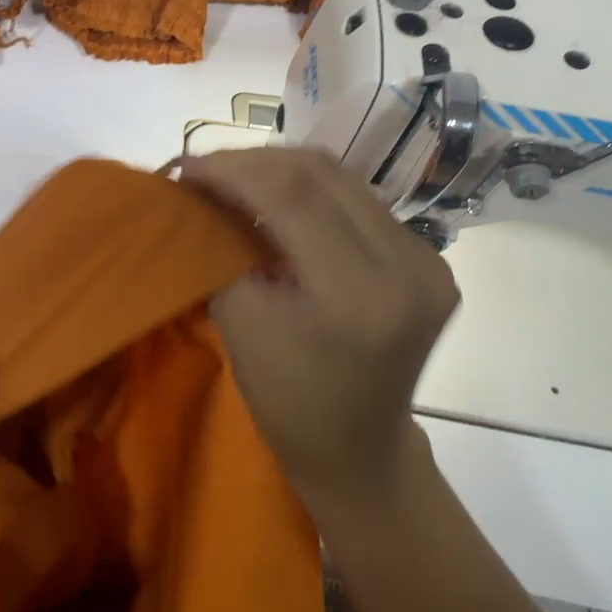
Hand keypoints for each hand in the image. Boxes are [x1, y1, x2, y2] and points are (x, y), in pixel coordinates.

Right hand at [184, 147, 459, 509]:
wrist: (359, 449)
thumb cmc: (288, 399)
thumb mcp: (239, 322)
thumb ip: (223, 249)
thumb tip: (201, 192)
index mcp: (358, 290)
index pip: (289, 195)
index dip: (231, 170)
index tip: (184, 166)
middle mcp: (407, 263)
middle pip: (320, 173)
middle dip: (252, 161)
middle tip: (204, 169)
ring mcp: (426, 258)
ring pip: (342, 177)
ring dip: (280, 168)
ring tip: (233, 178)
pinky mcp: (427, 259)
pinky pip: (359, 200)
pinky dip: (309, 190)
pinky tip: (276, 200)